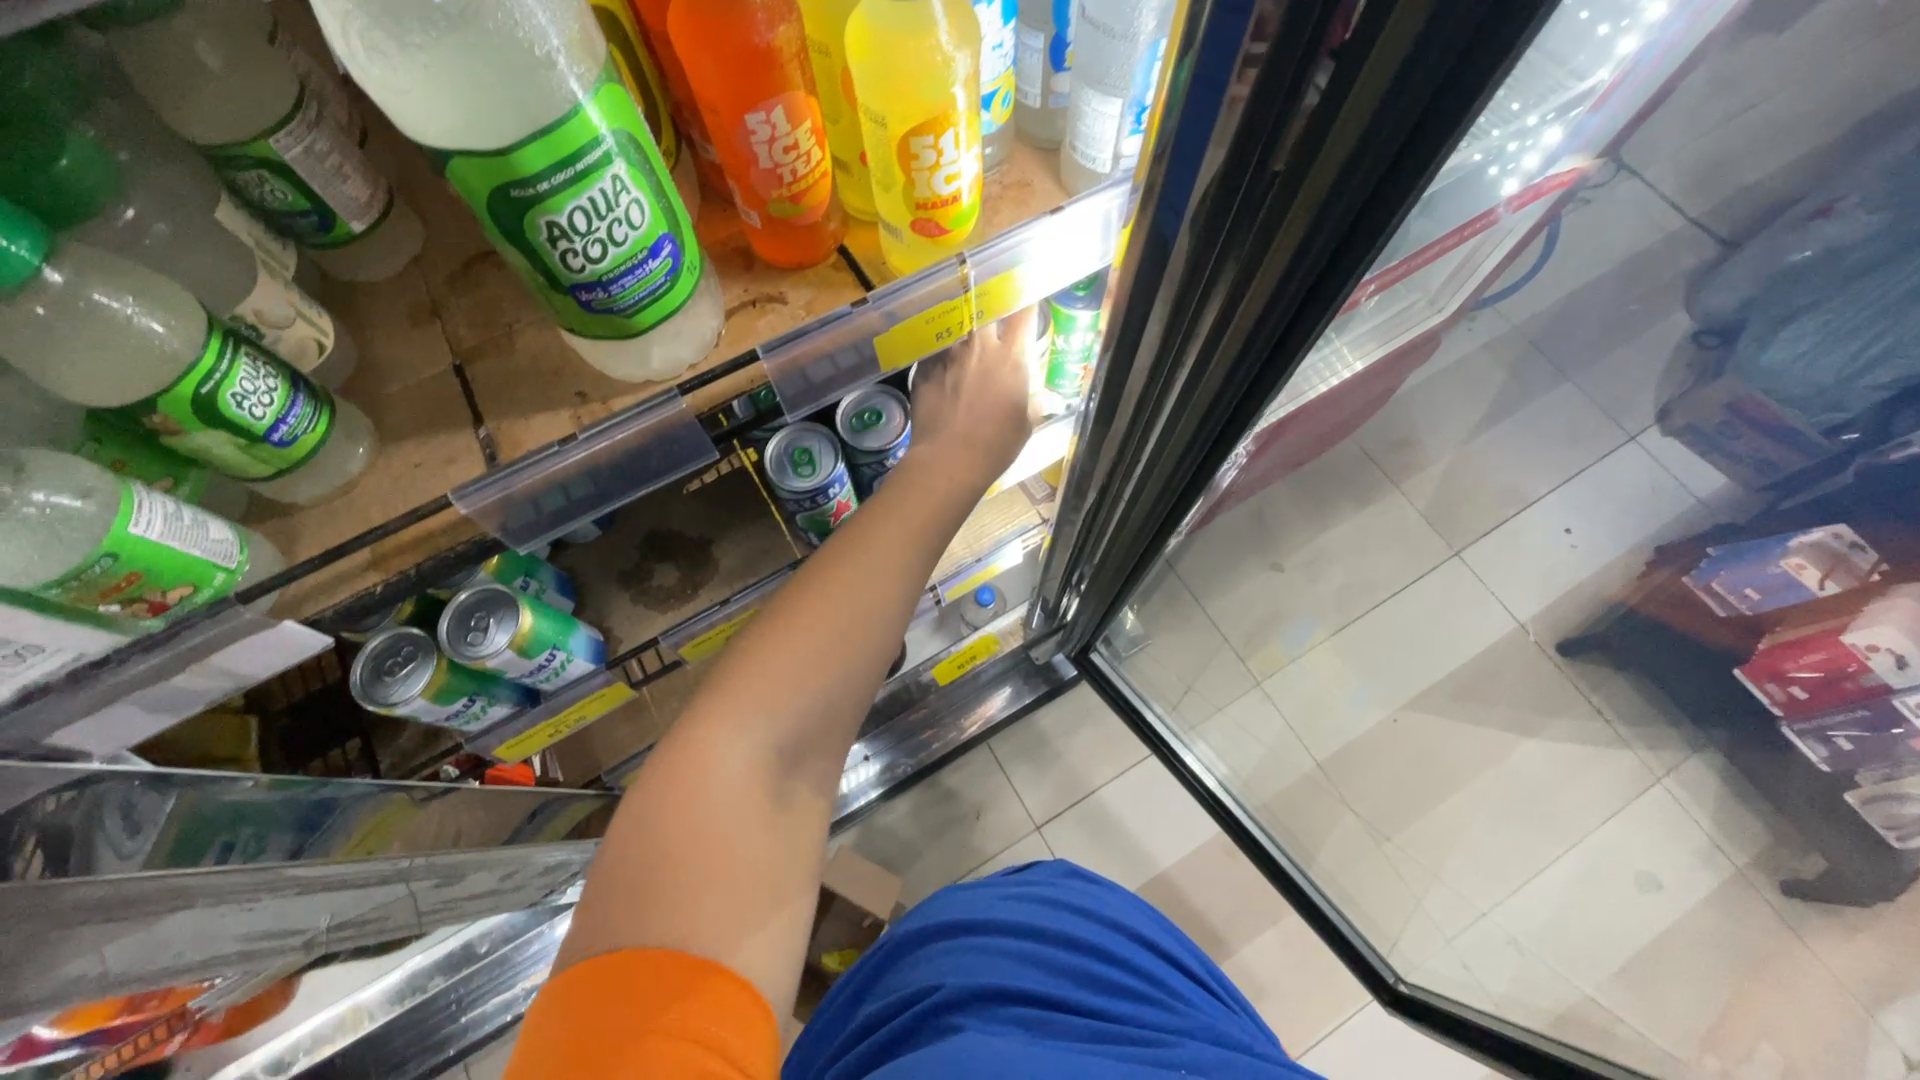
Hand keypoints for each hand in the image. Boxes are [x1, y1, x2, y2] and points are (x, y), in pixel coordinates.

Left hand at [908, 306, 1039, 488]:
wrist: (947, 460)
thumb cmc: (995, 446)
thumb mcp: (1026, 423)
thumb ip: (1032, 398)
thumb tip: (1035, 391)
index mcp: (1011, 357)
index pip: (1023, 313)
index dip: (1025, 302)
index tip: (1025, 301)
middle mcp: (979, 347)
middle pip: (984, 308)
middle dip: (988, 308)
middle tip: (990, 316)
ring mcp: (948, 355)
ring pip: (956, 327)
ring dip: (962, 332)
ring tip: (962, 340)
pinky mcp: (924, 367)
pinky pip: (934, 349)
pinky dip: (940, 352)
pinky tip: (941, 364)